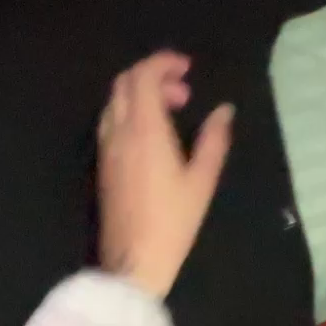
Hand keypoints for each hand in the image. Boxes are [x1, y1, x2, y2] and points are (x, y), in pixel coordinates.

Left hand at [97, 51, 234, 298]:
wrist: (133, 263)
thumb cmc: (172, 224)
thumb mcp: (201, 182)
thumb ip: (214, 141)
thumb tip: (223, 111)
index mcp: (144, 129)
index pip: (143, 76)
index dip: (164, 63)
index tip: (187, 70)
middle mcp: (118, 133)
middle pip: (124, 84)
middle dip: (152, 76)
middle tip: (182, 93)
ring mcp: (106, 152)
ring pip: (113, 104)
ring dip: (138, 97)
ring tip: (169, 115)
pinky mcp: (103, 170)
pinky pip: (110, 126)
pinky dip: (128, 116)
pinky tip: (150, 139)